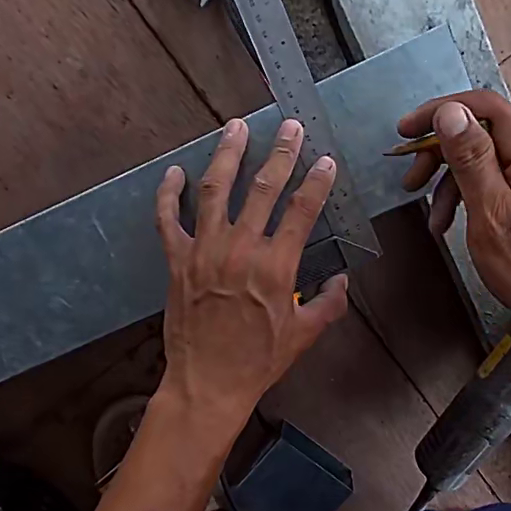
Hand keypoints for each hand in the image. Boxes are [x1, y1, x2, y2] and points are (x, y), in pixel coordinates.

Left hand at [154, 118, 349, 431]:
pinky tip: (174, 173)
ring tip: (236, 127)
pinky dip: (168, 194)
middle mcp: (239, 249)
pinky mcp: (177, 261)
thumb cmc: (259, 361)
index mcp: (275, 266)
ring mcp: (204, 251)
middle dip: (280, 153)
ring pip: (216, 191)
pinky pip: (168, 219)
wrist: (208, 383)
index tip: (325, 161)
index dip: (316, 182)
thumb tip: (342, 280)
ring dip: (227, 155)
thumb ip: (329, 304)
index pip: (301, 211)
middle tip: (289, 126)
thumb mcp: (304, 335)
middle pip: (263, 189)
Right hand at [399, 91, 510, 352]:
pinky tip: (452, 225)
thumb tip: (450, 111)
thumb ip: (471, 158)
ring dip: (452, 184)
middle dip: (441, 154)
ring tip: (433, 221)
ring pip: (486, 161)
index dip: (439, 113)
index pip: (482, 107)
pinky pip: (498, 183)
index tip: (403, 132)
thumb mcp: (491, 212)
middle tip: (410, 182)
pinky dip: (471, 199)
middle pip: (483, 133)